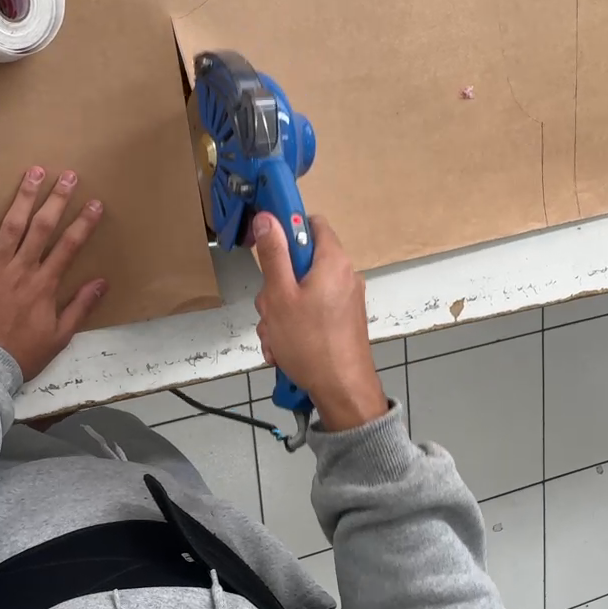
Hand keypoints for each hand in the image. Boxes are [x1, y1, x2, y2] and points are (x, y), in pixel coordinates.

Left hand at [0, 166, 106, 380]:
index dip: (84, 223)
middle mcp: (22, 270)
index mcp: (45, 286)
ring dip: (25, 196)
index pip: (69, 247)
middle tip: (68, 176)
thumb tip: (101, 282)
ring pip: (12, 224)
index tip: (95, 203)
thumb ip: (79, 308)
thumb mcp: (58, 338)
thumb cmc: (18, 356)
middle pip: (43, 227)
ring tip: (35, 171)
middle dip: (57, 199)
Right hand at [251, 212, 387, 431]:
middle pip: (298, 263)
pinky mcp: (341, 321)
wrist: (342, 391)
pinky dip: (293, 327)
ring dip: (279, 313)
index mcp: (332, 261)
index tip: (263, 245)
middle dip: (275, 286)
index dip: (285, 228)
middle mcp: (343, 275)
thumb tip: (267, 218)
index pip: (309, 223)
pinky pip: (309, 313)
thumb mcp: (280, 296)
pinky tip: (284, 349)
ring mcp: (344, 300)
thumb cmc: (310, 343)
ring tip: (275, 338)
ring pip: (299, 293)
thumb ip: (273, 255)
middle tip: (269, 310)